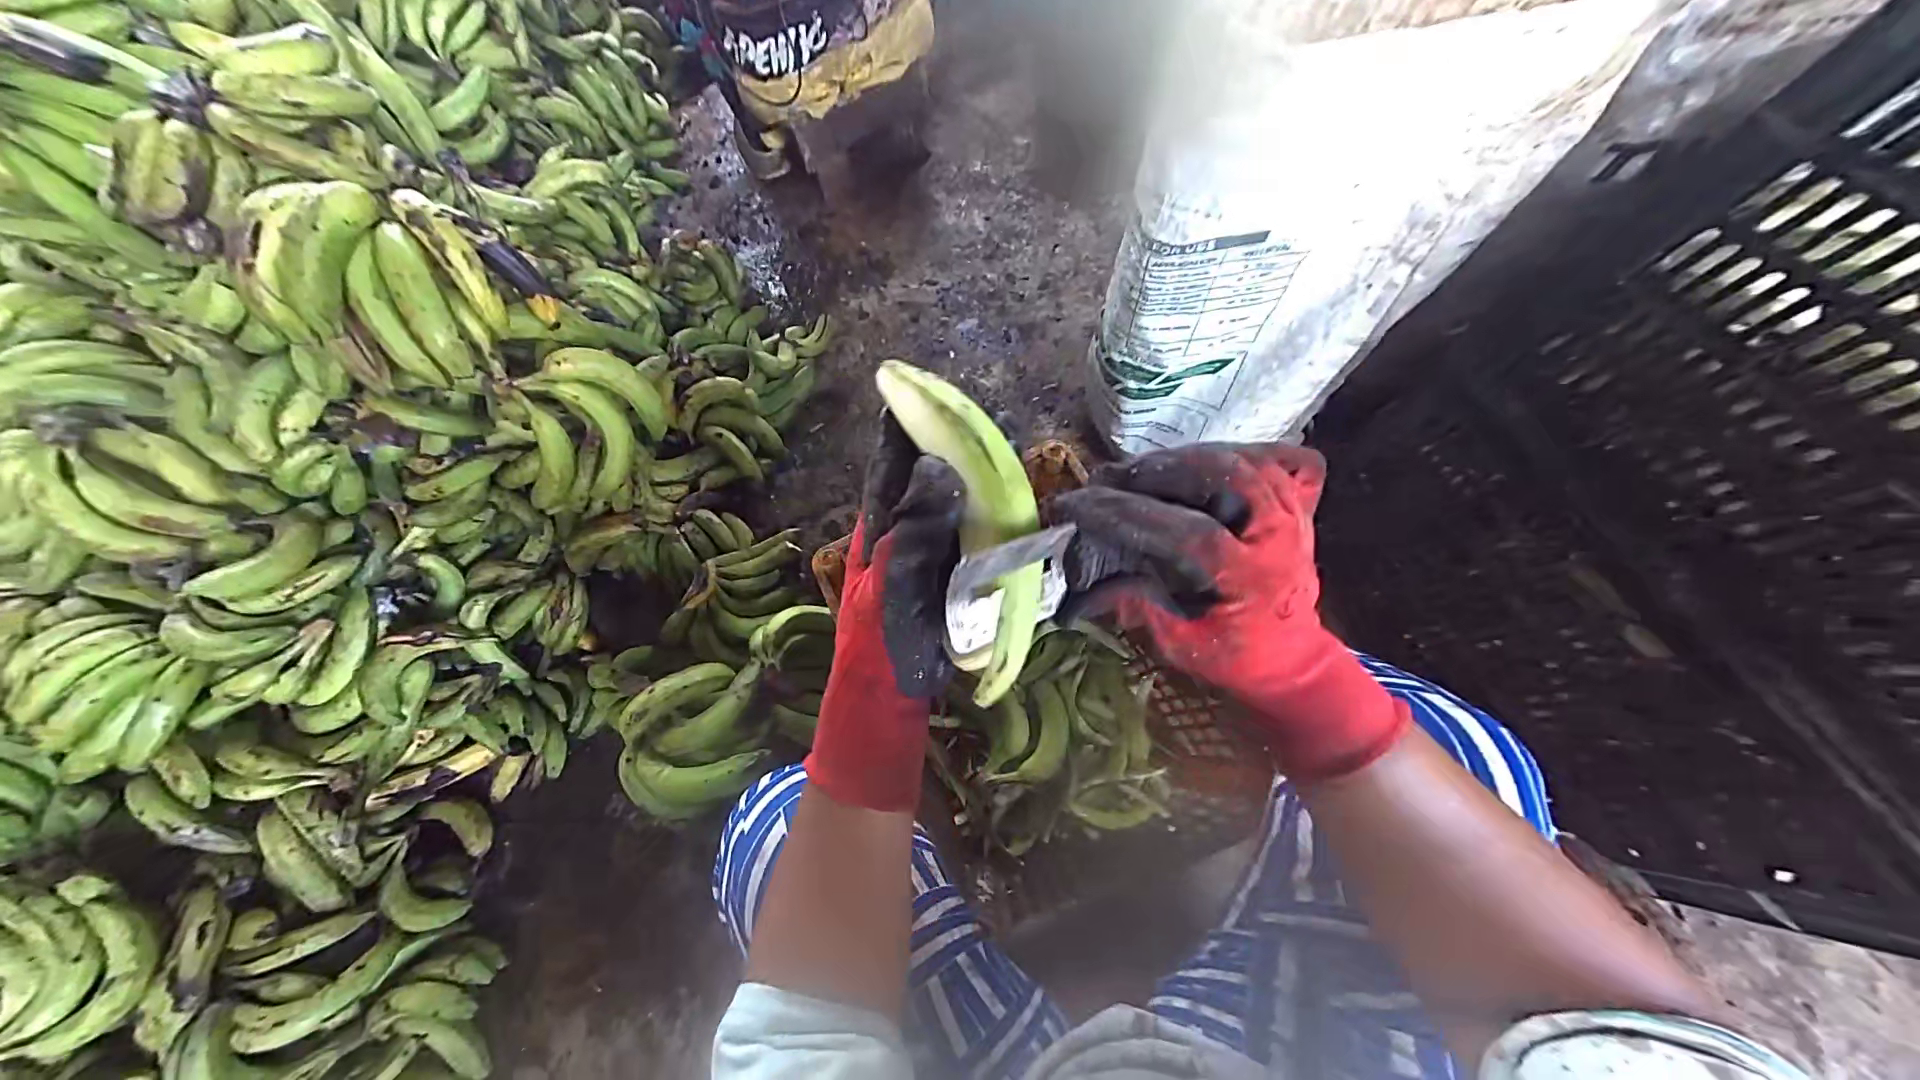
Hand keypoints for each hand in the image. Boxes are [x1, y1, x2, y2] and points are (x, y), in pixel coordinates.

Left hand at [803, 413, 963, 811]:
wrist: (889, 694)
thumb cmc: (881, 640)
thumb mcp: (893, 584)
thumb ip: (916, 528)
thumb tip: (941, 469)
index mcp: (880, 525)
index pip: (892, 462)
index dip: (905, 424)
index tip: (920, 386)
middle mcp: (901, 529)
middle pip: (923, 474)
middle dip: (945, 442)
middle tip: (972, 415)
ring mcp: (924, 550)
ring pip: (948, 500)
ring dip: (967, 474)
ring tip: (991, 448)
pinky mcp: (947, 573)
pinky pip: (967, 532)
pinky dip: (984, 515)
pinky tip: (1003, 504)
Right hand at [1049, 443, 1407, 782]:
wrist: (1290, 658)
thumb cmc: (1233, 656)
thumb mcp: (1179, 642)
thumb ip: (1138, 605)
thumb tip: (1083, 582)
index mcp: (1249, 577)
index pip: (1187, 532)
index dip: (1128, 513)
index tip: (1079, 504)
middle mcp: (1278, 535)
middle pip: (1222, 475)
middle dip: (1157, 469)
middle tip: (1109, 476)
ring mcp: (1295, 513)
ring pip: (1244, 458)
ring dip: (1185, 456)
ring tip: (1142, 468)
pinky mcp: (1301, 504)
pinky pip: (1282, 457)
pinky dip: (1243, 451)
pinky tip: (1206, 461)